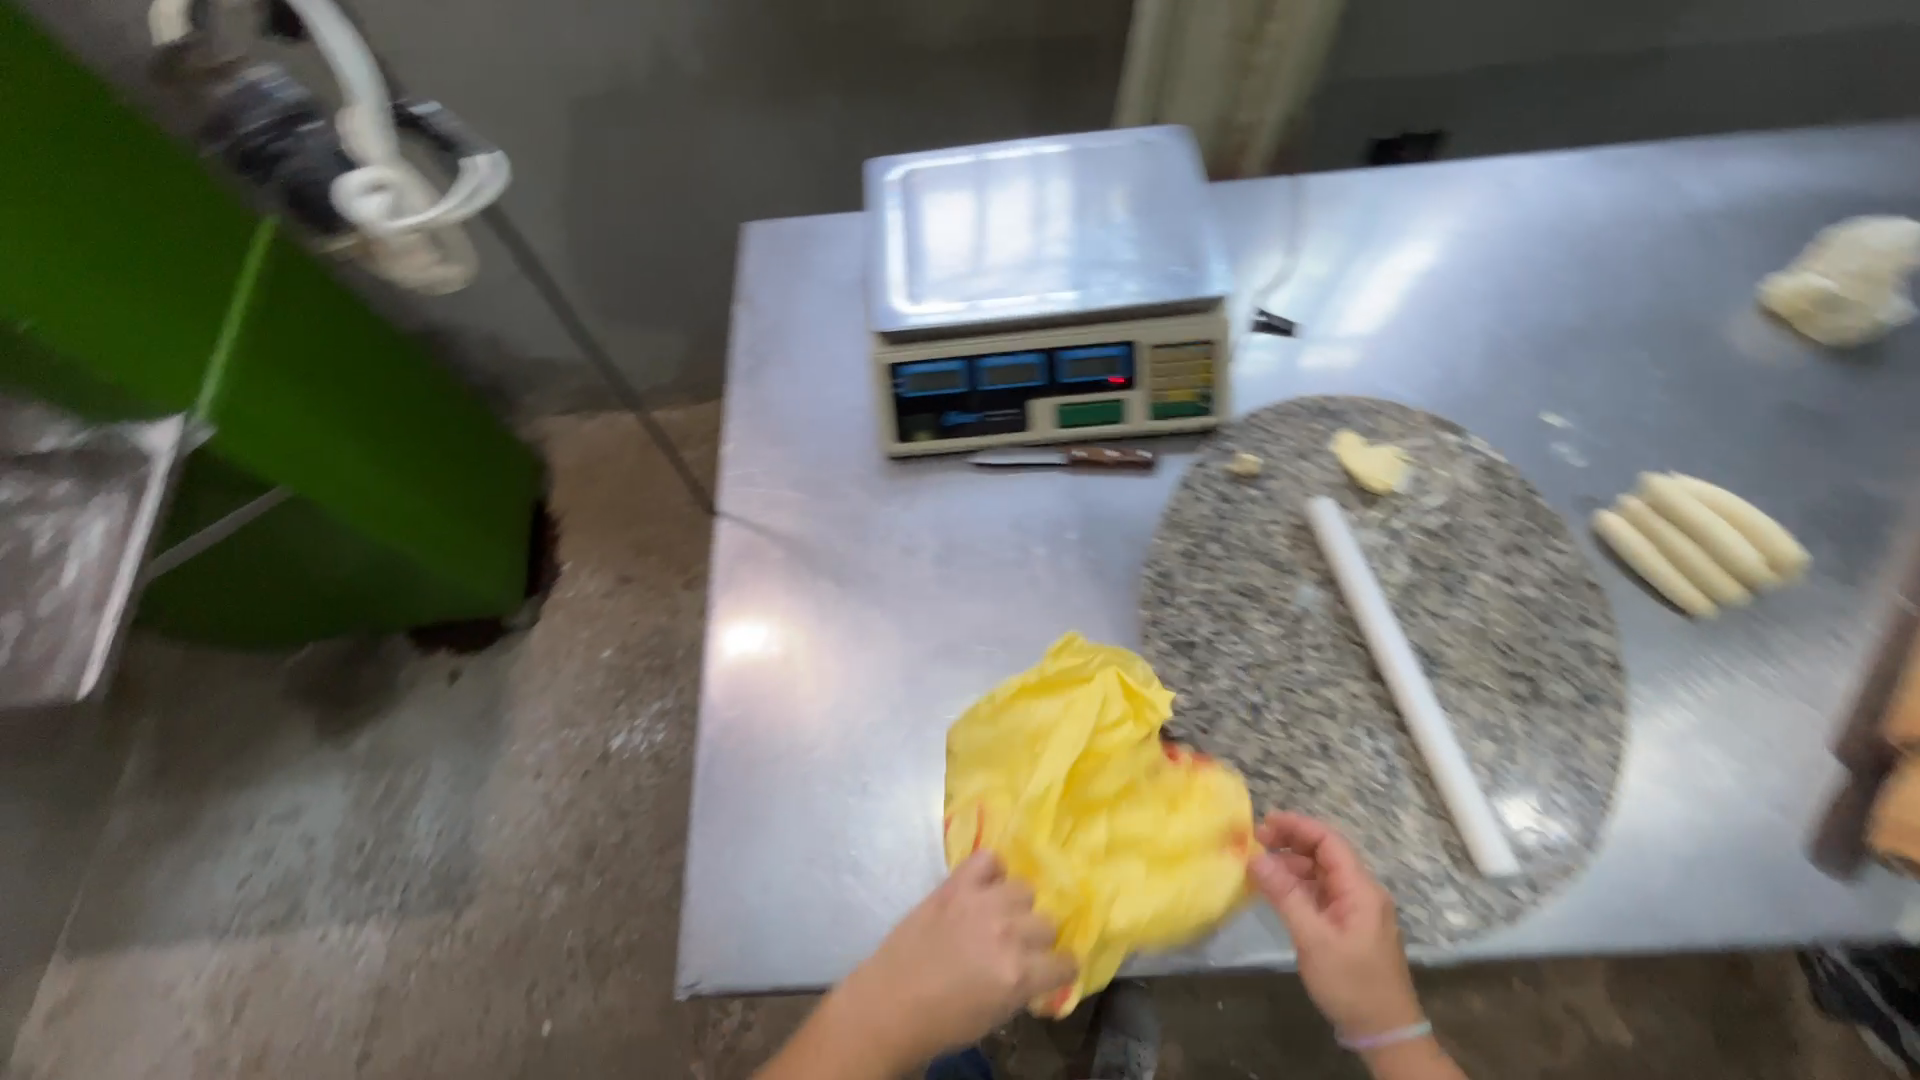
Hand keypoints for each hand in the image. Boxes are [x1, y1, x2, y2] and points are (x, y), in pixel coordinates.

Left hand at [827, 852, 1075, 1070]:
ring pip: (1025, 888)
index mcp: (1020, 974)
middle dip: (1037, 937)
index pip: (1066, 961)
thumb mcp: (997, 1014)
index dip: (1061, 967)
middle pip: (1047, 922)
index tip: (1053, 968)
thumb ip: (1026, 986)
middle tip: (1019, 945)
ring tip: (1000, 915)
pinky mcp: (956, 885)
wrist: (891, 1003)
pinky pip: (989, 859)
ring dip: (1017, 905)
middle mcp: (1008, 933)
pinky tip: (985, 886)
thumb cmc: (944, 1021)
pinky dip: (991, 870)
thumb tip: (1042, 969)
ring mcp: (981, 903)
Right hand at [1246, 812, 1422, 1040]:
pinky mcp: (1349, 926)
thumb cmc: (1352, 984)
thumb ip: (1285, 895)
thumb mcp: (1313, 939)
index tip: (1262, 823)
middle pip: (1325, 853)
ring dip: (1291, 864)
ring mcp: (1357, 910)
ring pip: (1321, 873)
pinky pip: (1321, 893)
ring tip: (1259, 867)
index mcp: (1361, 890)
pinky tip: (1276, 891)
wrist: (1386, 1034)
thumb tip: (1255, 858)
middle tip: (1255, 843)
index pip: (1329, 841)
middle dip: (1290, 842)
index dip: (1296, 826)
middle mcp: (1362, 893)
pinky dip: (1297, 886)